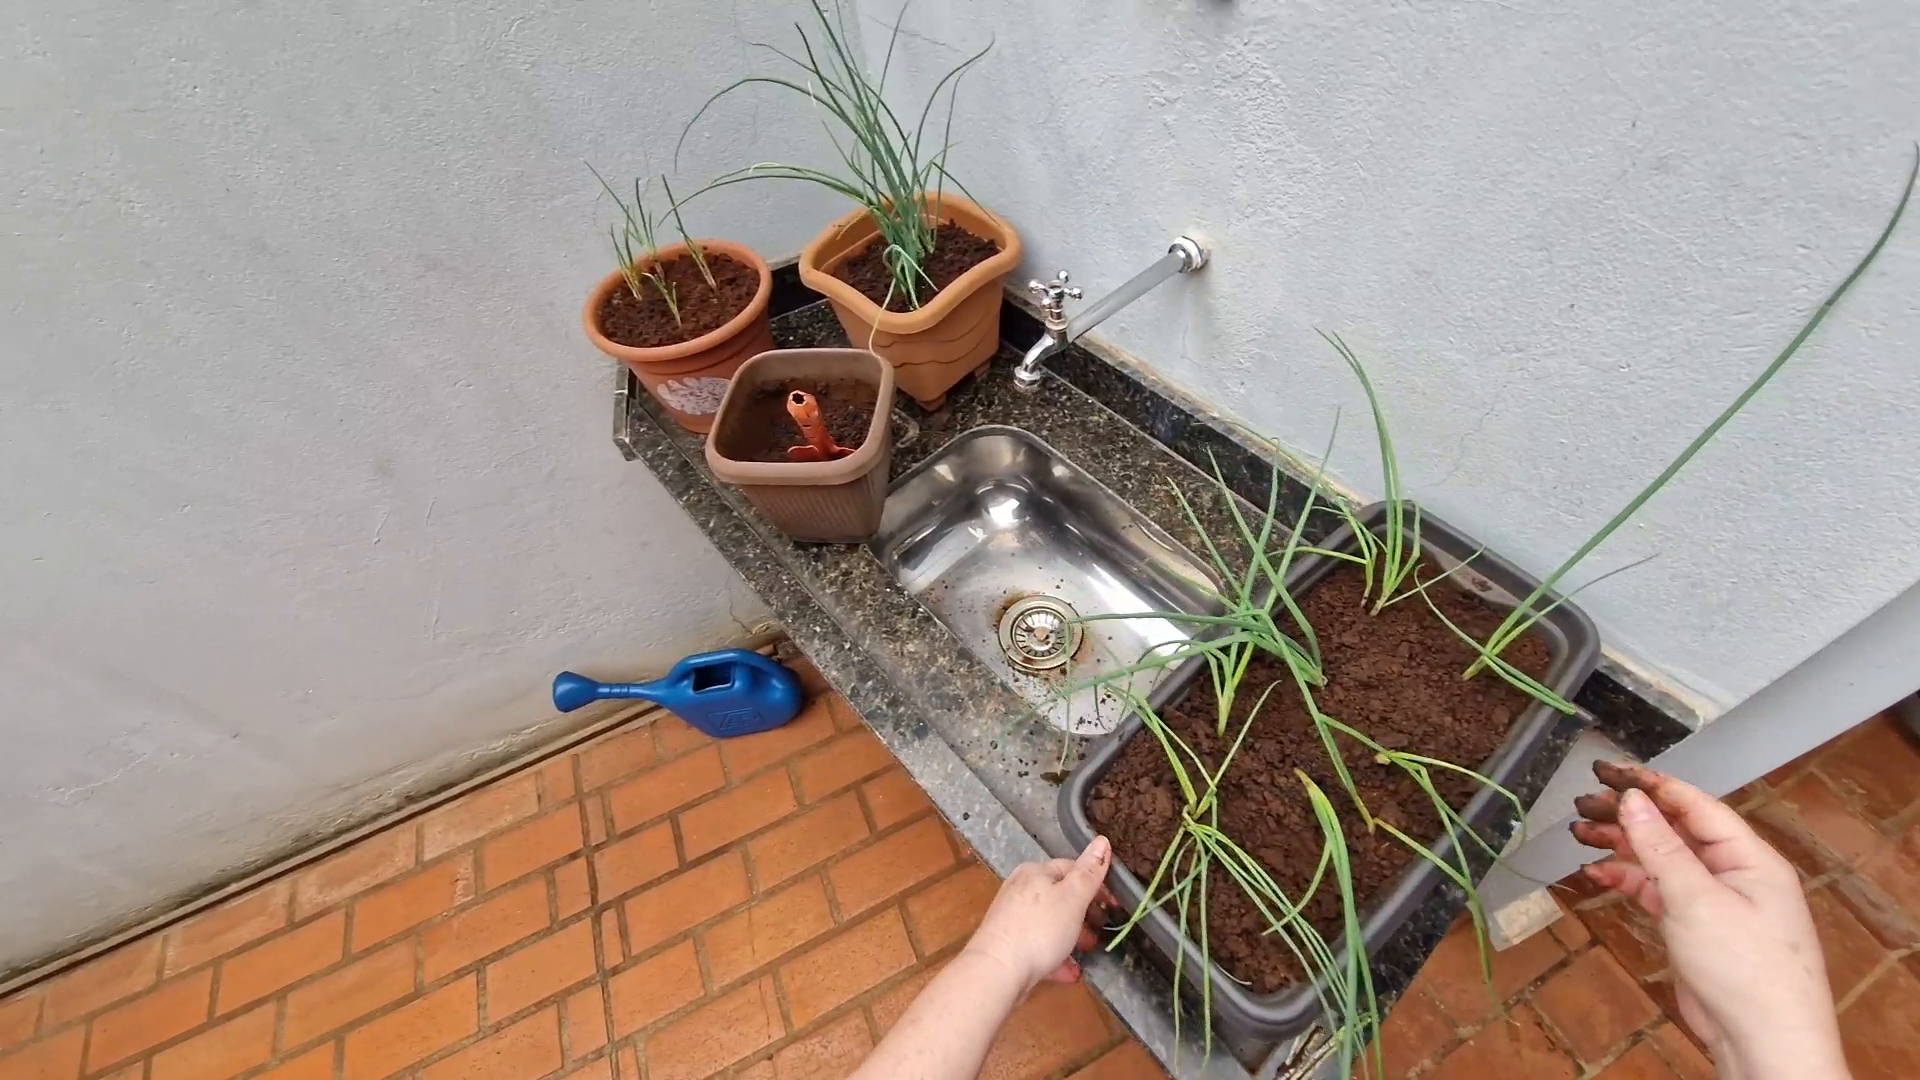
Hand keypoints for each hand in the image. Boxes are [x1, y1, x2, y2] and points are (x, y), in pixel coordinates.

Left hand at [961, 836, 1120, 990]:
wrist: (998, 970)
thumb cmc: (1040, 928)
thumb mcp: (1072, 898)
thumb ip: (1089, 872)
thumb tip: (1102, 840)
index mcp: (1035, 872)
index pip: (1070, 868)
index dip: (1094, 883)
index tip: (1113, 903)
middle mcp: (1021, 889)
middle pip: (1059, 895)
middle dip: (1083, 912)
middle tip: (1102, 928)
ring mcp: (1012, 917)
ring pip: (1049, 921)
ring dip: (1072, 935)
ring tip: (1088, 950)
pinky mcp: (1009, 944)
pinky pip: (1039, 946)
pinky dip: (1056, 956)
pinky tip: (1071, 972)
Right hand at [1572, 762, 1850, 1079]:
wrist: (1762, 1042)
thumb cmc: (1741, 965)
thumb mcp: (1695, 898)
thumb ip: (1659, 844)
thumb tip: (1630, 797)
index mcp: (1749, 859)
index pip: (1694, 805)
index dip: (1649, 784)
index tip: (1604, 770)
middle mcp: (1732, 872)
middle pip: (1671, 828)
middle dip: (1625, 814)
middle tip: (1580, 803)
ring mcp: (1713, 897)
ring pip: (1657, 855)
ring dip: (1618, 843)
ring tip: (1577, 834)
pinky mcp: (1693, 920)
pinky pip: (1652, 884)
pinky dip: (1623, 876)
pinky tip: (1595, 874)